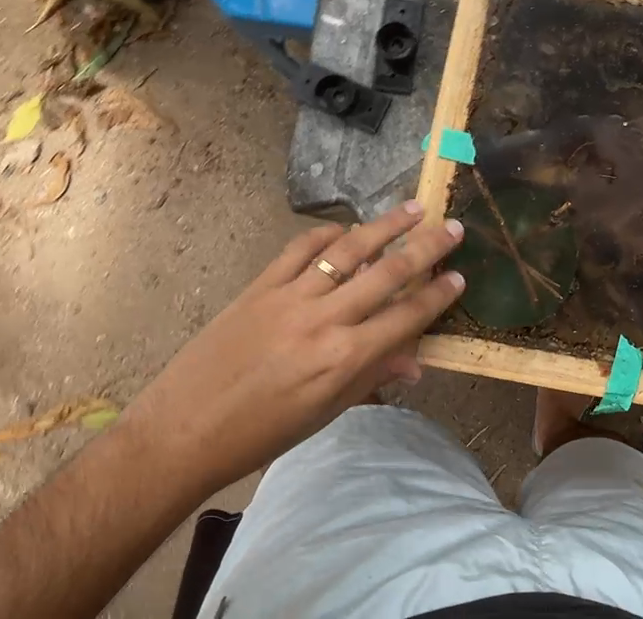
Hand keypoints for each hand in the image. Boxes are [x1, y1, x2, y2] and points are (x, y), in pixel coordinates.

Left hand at [117, 203, 465, 494]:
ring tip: (413, 208)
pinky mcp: (260, 286)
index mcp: (343, 359)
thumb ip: (371, 378)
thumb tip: (415, 362)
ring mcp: (290, 297)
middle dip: (426, 248)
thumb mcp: (323, 414)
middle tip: (454, 227)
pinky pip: (300, 249)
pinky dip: (326, 234)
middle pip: (387, 273)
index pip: (405, 317)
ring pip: (349, 249)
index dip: (437, 295)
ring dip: (385, 226)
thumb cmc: (260, 435)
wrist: (182, 432)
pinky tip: (345, 228)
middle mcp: (324, 321)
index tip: (460, 276)